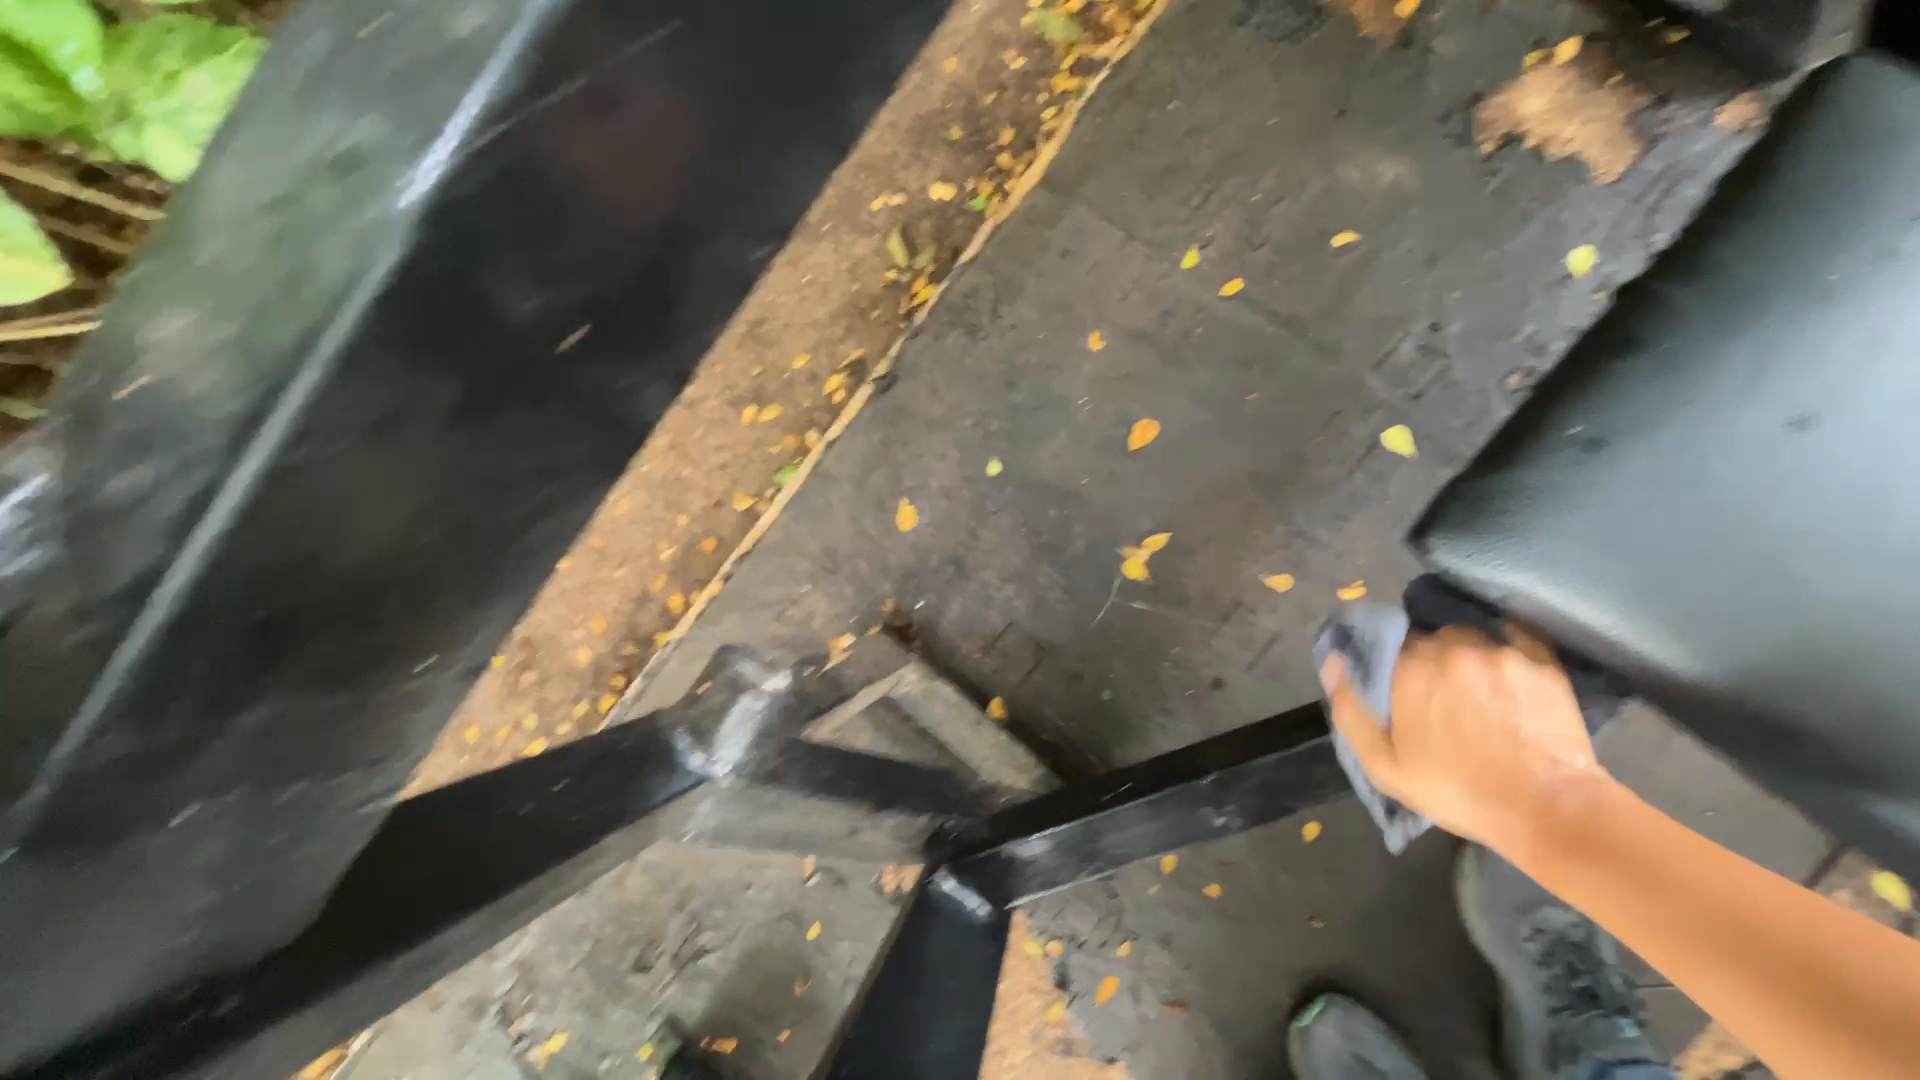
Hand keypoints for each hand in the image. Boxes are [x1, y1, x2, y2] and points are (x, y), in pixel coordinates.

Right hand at [1320, 625, 1615, 855]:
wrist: (1547, 806)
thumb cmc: (1457, 790)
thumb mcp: (1384, 765)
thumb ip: (1352, 711)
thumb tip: (1334, 663)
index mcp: (1408, 669)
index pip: (1389, 649)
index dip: (1395, 671)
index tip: (1404, 695)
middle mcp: (1450, 649)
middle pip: (1429, 641)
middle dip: (1429, 663)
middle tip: (1442, 699)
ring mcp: (1499, 652)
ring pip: (1470, 639)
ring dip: (1466, 657)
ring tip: (1478, 690)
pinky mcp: (1541, 661)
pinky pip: (1515, 637)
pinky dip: (1505, 648)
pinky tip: (1506, 673)